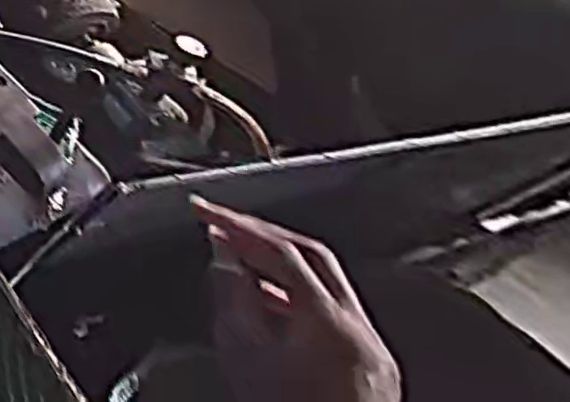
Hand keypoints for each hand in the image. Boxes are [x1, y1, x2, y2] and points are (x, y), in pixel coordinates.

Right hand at [194, 198, 400, 401]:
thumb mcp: (239, 344)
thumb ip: (230, 289)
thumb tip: (221, 250)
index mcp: (332, 325)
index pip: (281, 250)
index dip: (235, 223)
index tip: (201, 210)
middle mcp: (362, 332)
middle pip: (312, 256)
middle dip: (259, 233)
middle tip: (220, 221)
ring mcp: (371, 349)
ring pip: (322, 280)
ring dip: (273, 259)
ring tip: (231, 252)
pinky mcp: (368, 363)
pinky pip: (328, 308)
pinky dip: (289, 287)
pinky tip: (258, 290)